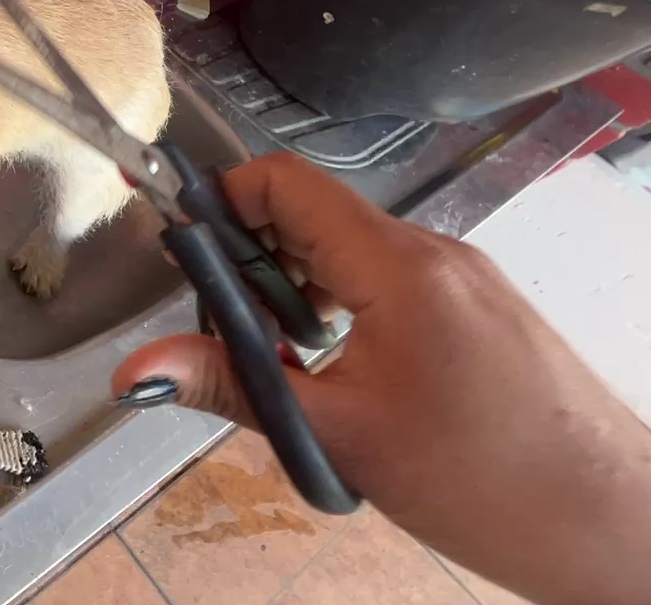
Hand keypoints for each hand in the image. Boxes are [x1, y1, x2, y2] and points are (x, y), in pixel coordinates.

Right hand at [113, 152, 650, 604]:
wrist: (646, 549)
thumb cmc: (491, 487)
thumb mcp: (339, 435)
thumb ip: (226, 385)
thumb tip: (129, 374)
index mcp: (396, 265)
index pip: (283, 180)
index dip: (218, 197)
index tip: (183, 250)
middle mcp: (429, 252)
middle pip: (303, 211)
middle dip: (245, 255)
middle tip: (226, 323)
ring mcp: (458, 279)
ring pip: (336, 246)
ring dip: (284, 284)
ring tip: (276, 352)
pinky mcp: (473, 307)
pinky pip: (374, 274)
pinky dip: (327, 301)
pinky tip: (329, 362)